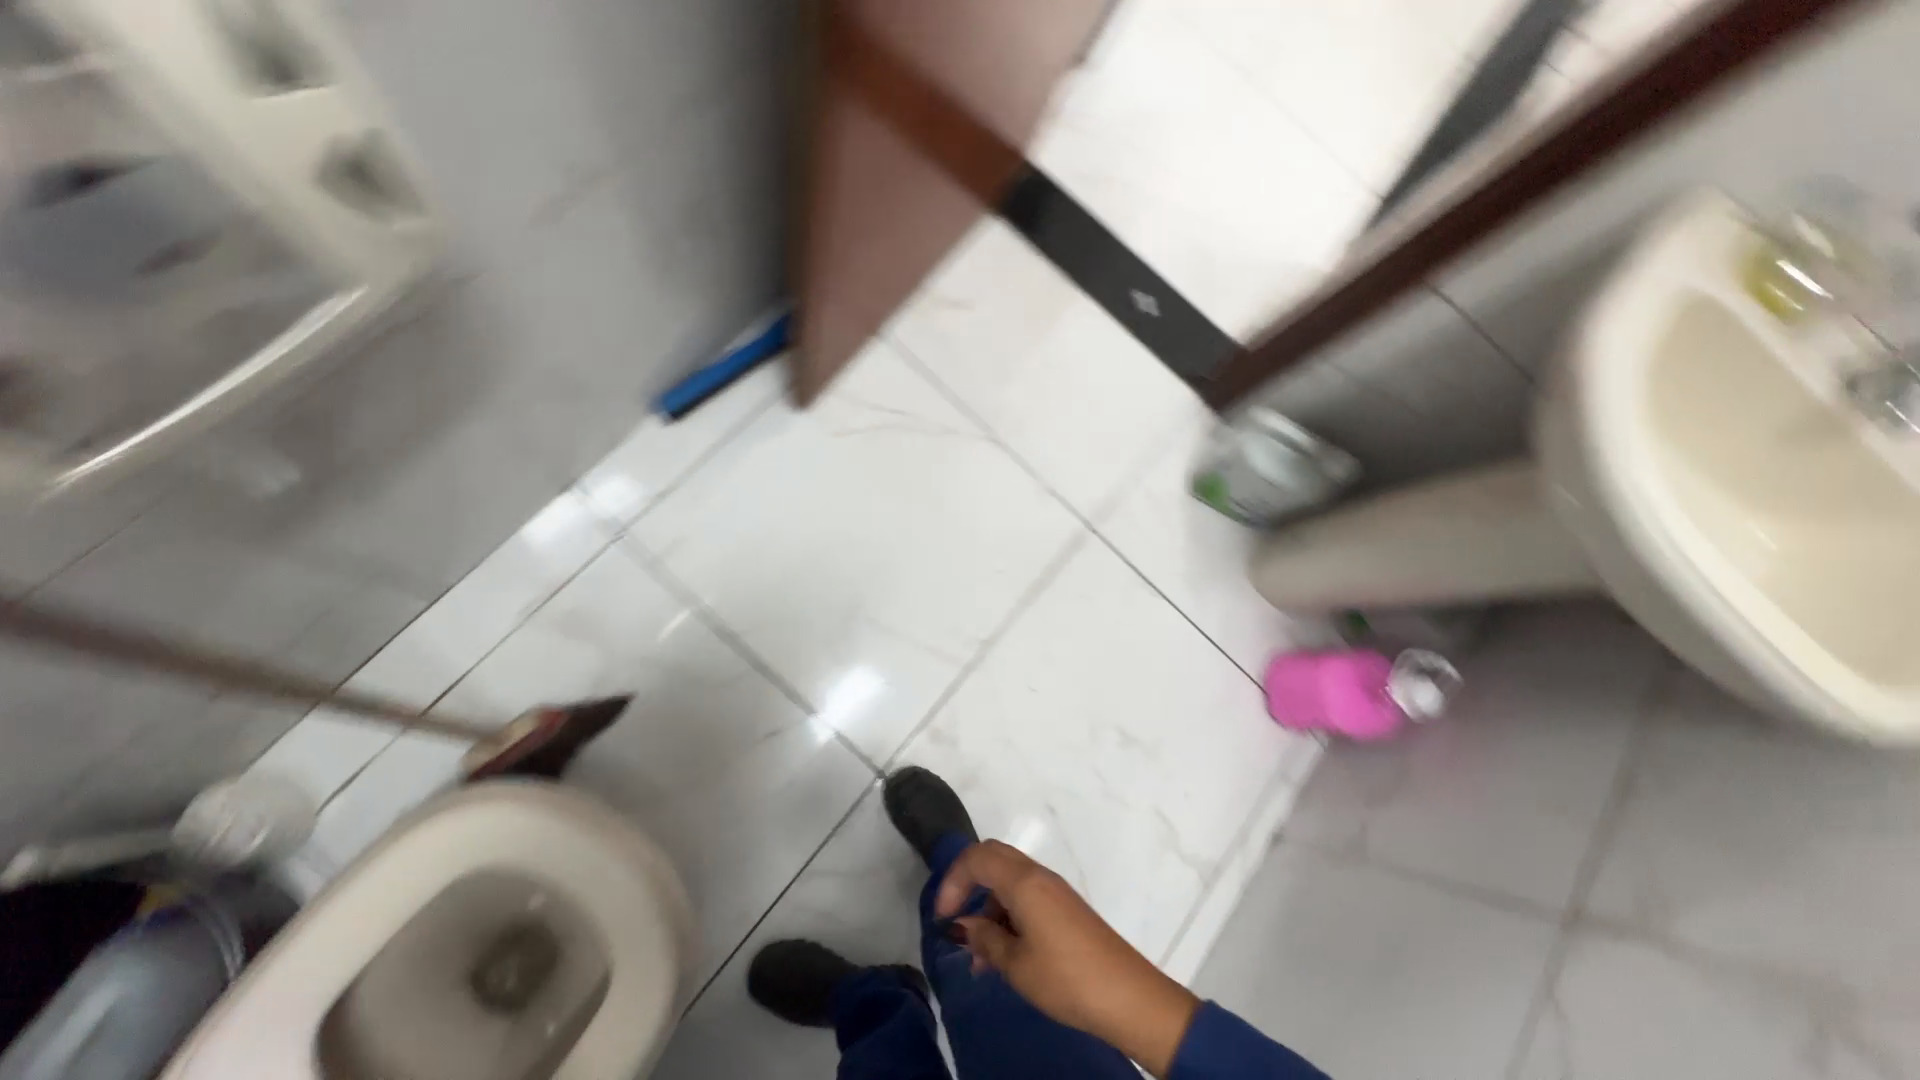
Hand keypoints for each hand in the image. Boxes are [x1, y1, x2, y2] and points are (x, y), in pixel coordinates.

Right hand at [934, 840, 1201, 1076]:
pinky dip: (1007, 917)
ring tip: (978, 958)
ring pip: (1009, 882)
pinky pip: (1026, 899)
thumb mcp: (1016, 964)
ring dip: (988, 909)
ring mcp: (1056, 892)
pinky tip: (1002, 957)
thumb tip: (963, 926)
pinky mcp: (1066, 910)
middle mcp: (1040, 877)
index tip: (943, 918)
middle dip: (967, 885)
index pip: (977, 857)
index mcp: (1025, 882)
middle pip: (994, 859)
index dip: (952, 881)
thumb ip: (985, 939)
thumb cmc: (1066, 978)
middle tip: (954, 921)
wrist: (1128, 997)